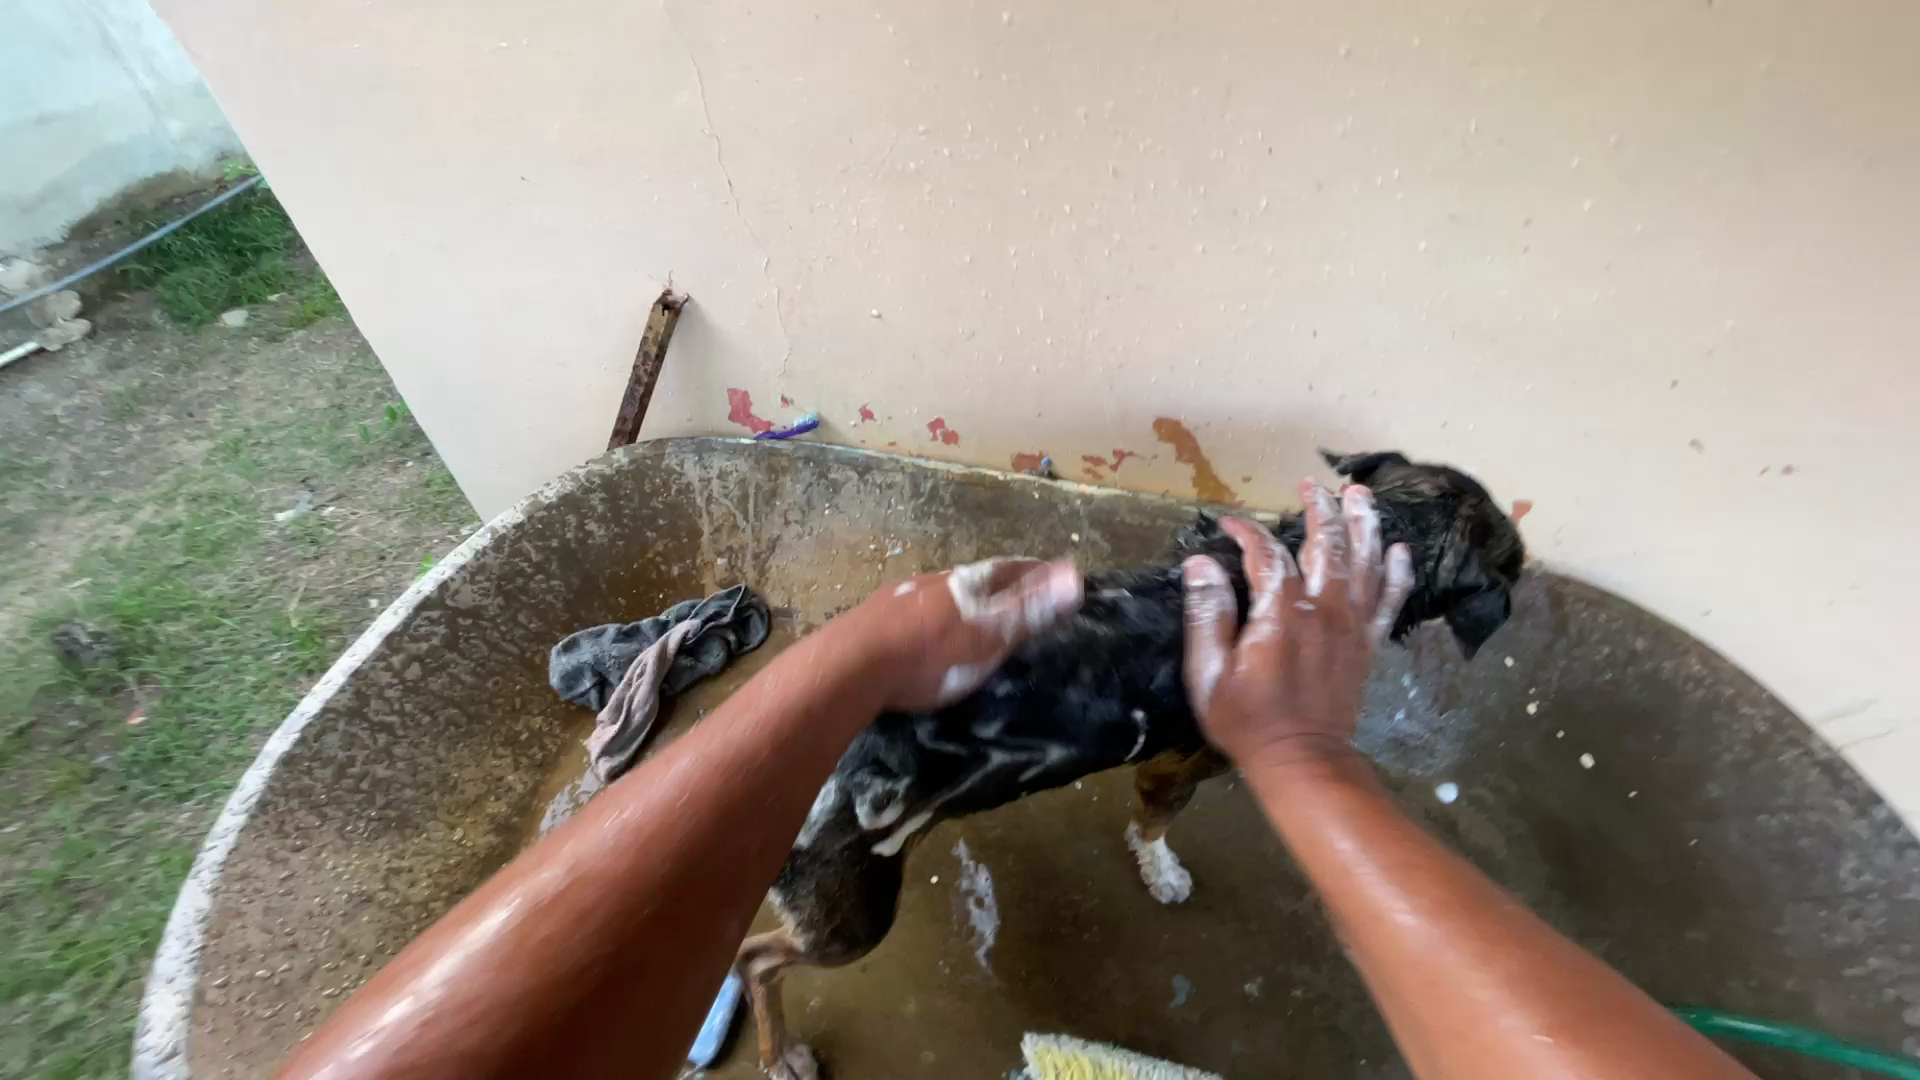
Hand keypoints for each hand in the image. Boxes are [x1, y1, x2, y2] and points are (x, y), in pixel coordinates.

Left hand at [847, 557, 1082, 710]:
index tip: (1054, 570)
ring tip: (974, 612)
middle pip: (974, 578)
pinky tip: (925, 631)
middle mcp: (934, 583)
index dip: (1033, 570)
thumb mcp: (987, 635)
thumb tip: (1075, 574)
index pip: (1008, 569)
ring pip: (941, 593)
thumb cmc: (929, 655)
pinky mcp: (875, 620)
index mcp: (965, 584)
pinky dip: (932, 617)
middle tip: (1017, 592)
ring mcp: (901, 599)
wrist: (851, 667)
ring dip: (962, 600)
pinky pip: (915, 612)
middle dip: (998, 584)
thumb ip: (1029, 607)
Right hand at [1182, 481, 1413, 769]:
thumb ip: (1207, 615)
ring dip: (1363, 525)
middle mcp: (1323, 609)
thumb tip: (1200, 564)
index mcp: (1281, 613)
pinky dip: (1397, 573)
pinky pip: (1390, 600)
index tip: (1227, 523)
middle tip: (1313, 483)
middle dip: (1319, 509)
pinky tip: (1400, 550)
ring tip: (1360, 494)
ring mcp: (1351, 625)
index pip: (1265, 554)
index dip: (1246, 531)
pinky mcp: (1367, 643)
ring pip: (1364, 563)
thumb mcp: (1208, 672)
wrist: (1302, 761)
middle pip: (1326, 546)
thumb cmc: (1246, 719)